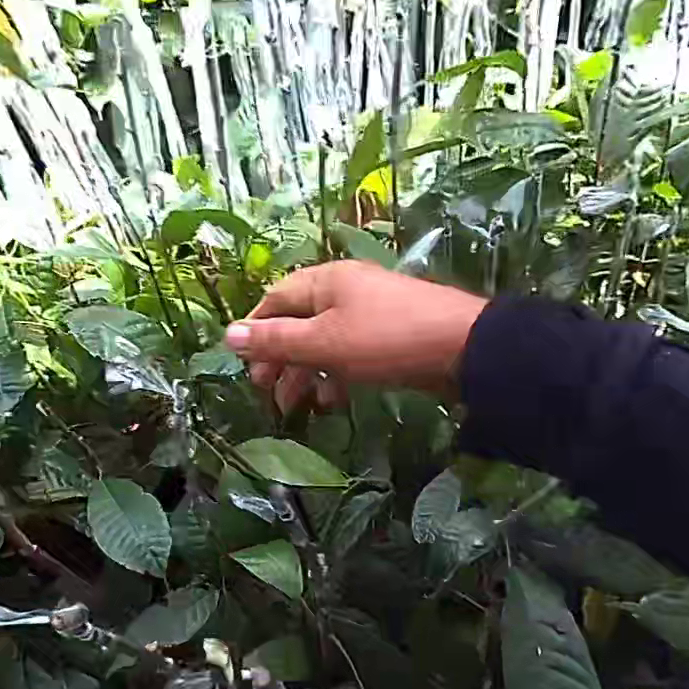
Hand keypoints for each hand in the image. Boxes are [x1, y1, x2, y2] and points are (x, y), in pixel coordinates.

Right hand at [224, 261, 488, 412]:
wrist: (461, 349)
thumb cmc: (385, 340)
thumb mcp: (324, 342)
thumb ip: (277, 341)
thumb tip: (227, 335)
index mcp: (324, 282)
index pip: (274, 300)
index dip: (255, 332)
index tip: (245, 368)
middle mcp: (344, 291)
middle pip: (298, 323)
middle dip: (280, 360)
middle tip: (268, 395)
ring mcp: (368, 313)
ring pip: (324, 342)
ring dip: (307, 373)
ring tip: (301, 406)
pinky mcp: (388, 337)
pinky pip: (350, 354)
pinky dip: (337, 375)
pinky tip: (335, 399)